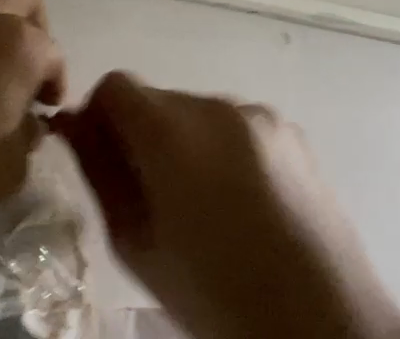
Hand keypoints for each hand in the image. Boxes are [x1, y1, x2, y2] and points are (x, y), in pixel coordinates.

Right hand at [52, 73, 399, 338]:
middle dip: (143, 135)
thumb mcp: (135, 243)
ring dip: (185, 143)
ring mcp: (260, 117)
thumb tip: (73, 126)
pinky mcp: (293, 134)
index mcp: (170, 131)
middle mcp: (215, 107)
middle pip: (156, 100)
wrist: (325, 327)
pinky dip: (224, 151)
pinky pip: (236, 127)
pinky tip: (241, 204)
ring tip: (204, 205)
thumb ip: (98, 173)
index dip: (101, 118)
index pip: (114, 86)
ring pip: (196, 113)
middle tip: (153, 196)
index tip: (106, 162)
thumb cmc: (214, 294)